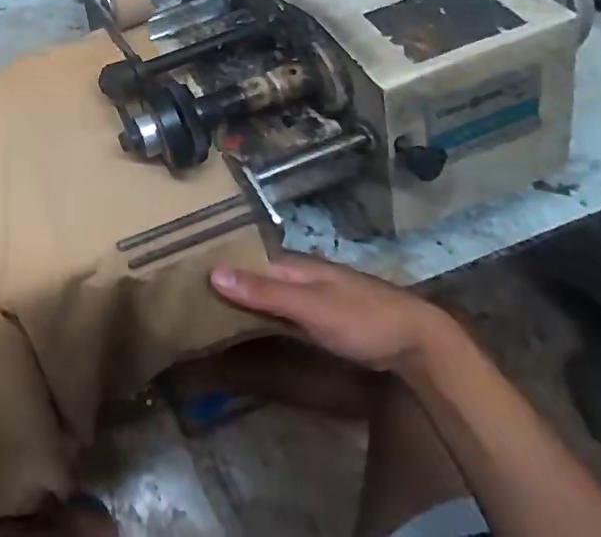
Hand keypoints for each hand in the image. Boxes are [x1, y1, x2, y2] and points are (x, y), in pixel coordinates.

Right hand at [210, 256, 458, 372]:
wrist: (416, 342)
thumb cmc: (362, 318)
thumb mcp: (310, 306)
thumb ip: (265, 291)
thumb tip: (214, 271)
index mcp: (295, 264)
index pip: (246, 258)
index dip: (219, 264)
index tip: (184, 273)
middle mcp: (300, 274)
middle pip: (256, 275)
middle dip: (227, 281)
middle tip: (188, 294)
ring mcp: (312, 296)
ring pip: (268, 293)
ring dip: (243, 299)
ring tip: (207, 308)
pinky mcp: (321, 319)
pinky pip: (281, 312)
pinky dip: (262, 315)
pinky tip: (247, 326)